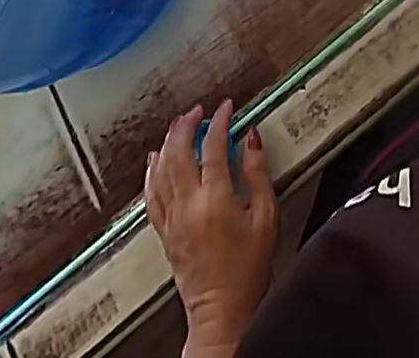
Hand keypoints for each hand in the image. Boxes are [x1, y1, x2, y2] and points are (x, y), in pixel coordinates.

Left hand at [145, 100, 278, 356]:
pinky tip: (155, 160)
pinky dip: (152, 171)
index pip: (213, 146)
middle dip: (186, 125)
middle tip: (198, 111)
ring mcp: (172, 219)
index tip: (226, 107)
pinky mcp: (164, 232)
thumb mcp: (267, 216)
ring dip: (168, 142)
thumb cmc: (248, 269)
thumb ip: (257, 173)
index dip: (219, 121)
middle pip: (178, 152)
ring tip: (178, 125)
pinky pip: (151, 194)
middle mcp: (188, 206)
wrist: (223, 311)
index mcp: (216, 200)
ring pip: (161, 170)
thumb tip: (251, 141)